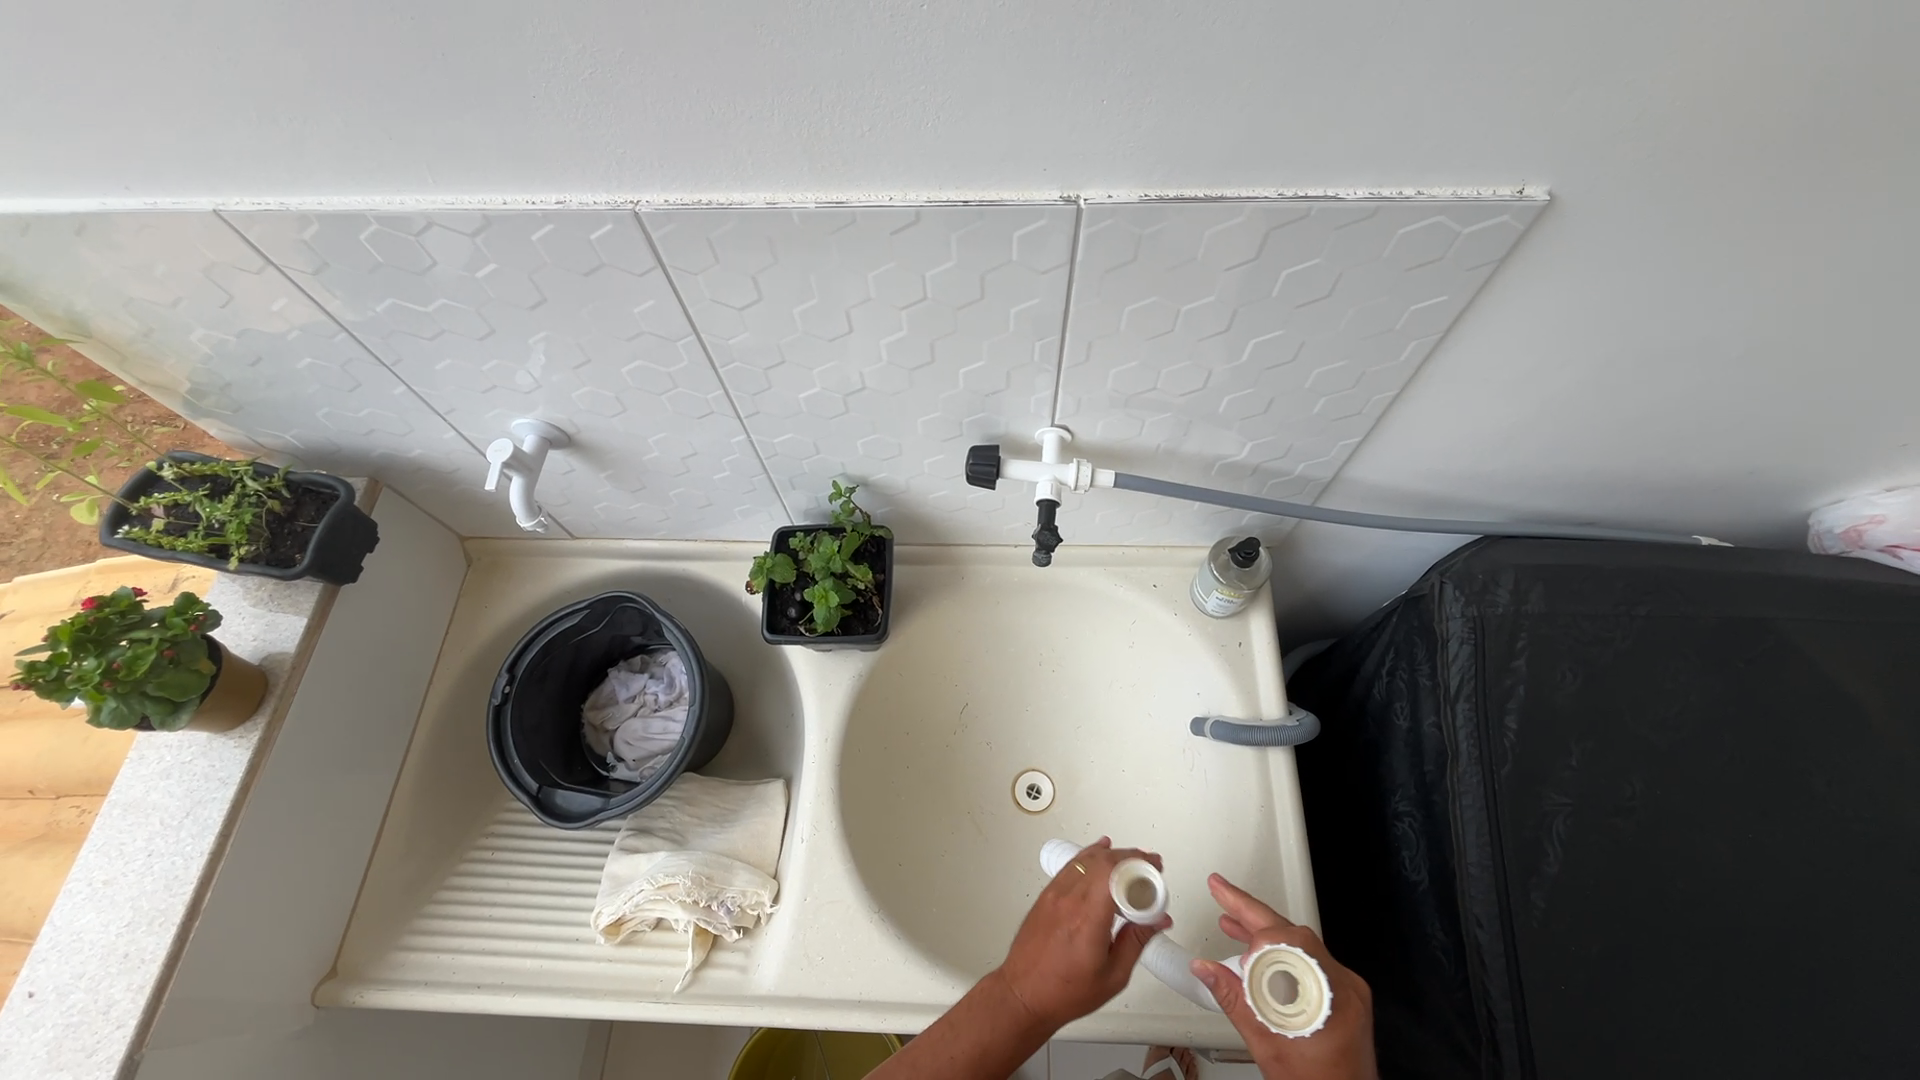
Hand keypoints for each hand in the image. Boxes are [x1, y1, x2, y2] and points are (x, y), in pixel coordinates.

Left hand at [993, 838, 1169, 1030]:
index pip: (1116, 873)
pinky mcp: (1046, 895)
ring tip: (1132, 859)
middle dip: (1131, 857)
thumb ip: (1136, 942)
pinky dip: (1089, 857)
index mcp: (1088, 917)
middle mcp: (1069, 899)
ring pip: (1086, 859)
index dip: (1139, 864)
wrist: (1024, 993)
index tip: (1155, 868)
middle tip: (1150, 864)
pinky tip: (1100, 853)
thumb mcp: (1113, 975)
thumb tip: (1157, 920)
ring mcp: (1055, 894)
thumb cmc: (1064, 991)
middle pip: (1103, 861)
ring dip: (1112, 855)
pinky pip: (1071, 866)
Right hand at [1190, 874, 1376, 1079]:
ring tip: (1228, 916)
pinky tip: (1253, 950)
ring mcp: (1345, 988)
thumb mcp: (1268, 1045)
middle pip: (1292, 935)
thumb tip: (1206, 969)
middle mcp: (1345, 985)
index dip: (1259, 936)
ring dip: (1261, 929)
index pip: (1293, 943)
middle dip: (1251, 911)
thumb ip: (1235, 1001)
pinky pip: (1305, 960)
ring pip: (1297, 944)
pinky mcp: (1341, 994)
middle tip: (1220, 889)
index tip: (1234, 937)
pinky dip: (1276, 950)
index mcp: (1334, 995)